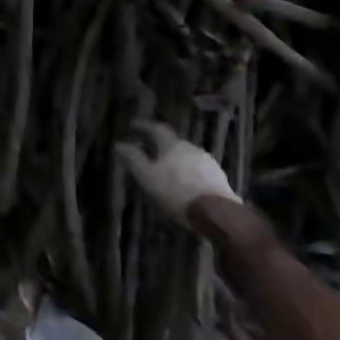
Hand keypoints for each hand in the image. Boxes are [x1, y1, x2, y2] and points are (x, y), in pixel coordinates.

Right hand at [114, 121, 240, 221]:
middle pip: (172, 143)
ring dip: (174, 161)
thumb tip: (119, 144)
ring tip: (165, 172)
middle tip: (147, 153)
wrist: (217, 213)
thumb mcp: (146, 177)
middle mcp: (192, 148)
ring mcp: (209, 163)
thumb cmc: (175, 192)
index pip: (157, 129)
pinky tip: (184, 185)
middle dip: (159, 147)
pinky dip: (187, 173)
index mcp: (173, 145)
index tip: (132, 126)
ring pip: (186, 157)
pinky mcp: (220, 178)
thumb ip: (132, 158)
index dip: (143, 126)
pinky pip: (198, 170)